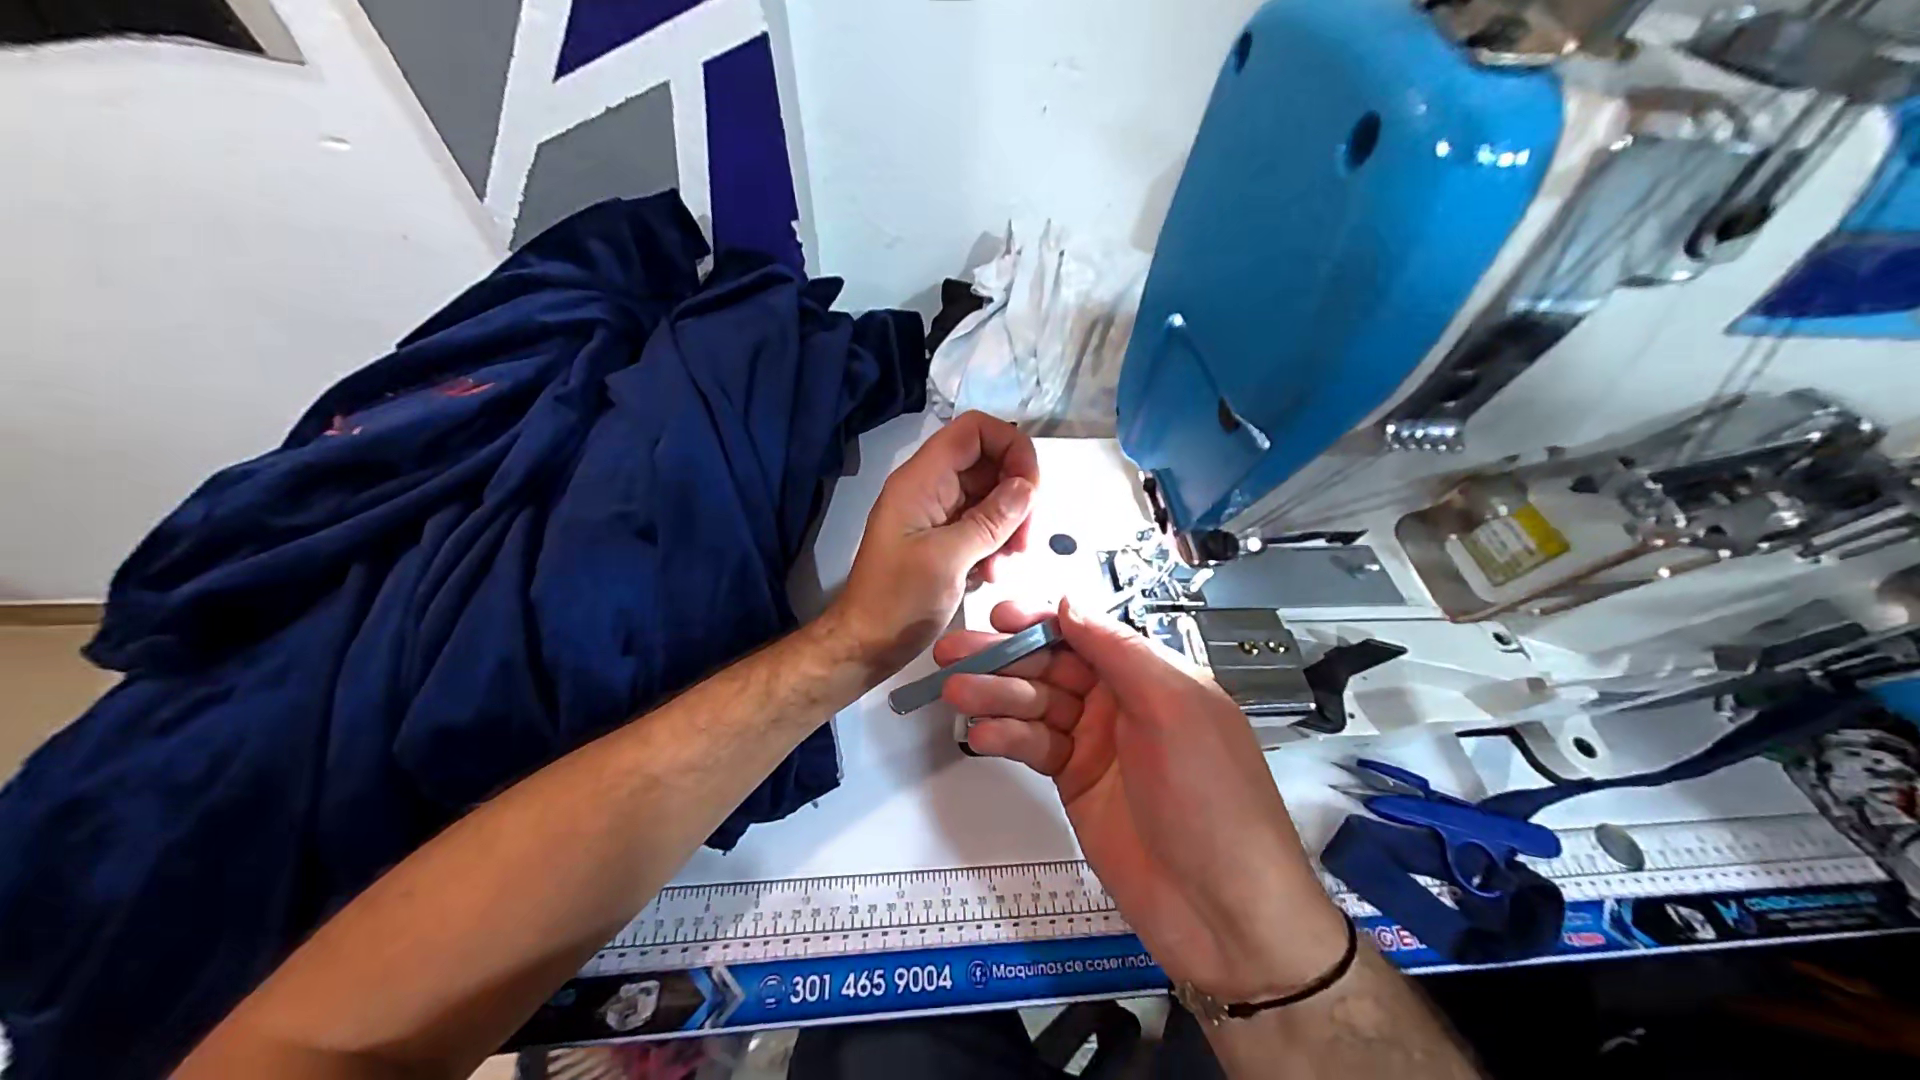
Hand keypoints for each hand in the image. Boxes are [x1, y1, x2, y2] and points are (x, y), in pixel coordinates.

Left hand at [830, 411, 1039, 676]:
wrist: (866, 643)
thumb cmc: (895, 602)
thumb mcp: (947, 559)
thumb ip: (990, 519)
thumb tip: (1027, 488)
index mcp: (922, 480)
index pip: (974, 430)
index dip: (1010, 446)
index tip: (1031, 487)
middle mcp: (931, 488)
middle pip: (989, 464)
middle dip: (1016, 496)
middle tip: (1023, 540)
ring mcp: (938, 514)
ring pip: (991, 497)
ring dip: (1009, 526)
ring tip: (1004, 563)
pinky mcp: (945, 540)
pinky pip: (982, 526)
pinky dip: (995, 545)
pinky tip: (990, 574)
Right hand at [933, 599, 1348, 1000]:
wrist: (1219, 910)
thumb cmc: (1213, 799)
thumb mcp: (1173, 708)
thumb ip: (1118, 651)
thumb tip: (1070, 603)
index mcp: (1151, 676)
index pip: (1086, 633)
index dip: (1042, 622)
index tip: (1001, 616)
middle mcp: (1121, 702)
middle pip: (1051, 666)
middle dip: (1004, 657)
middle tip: (954, 654)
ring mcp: (1095, 743)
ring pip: (1035, 704)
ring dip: (996, 696)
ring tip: (958, 693)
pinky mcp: (1074, 780)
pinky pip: (1033, 745)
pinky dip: (1007, 737)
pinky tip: (983, 734)